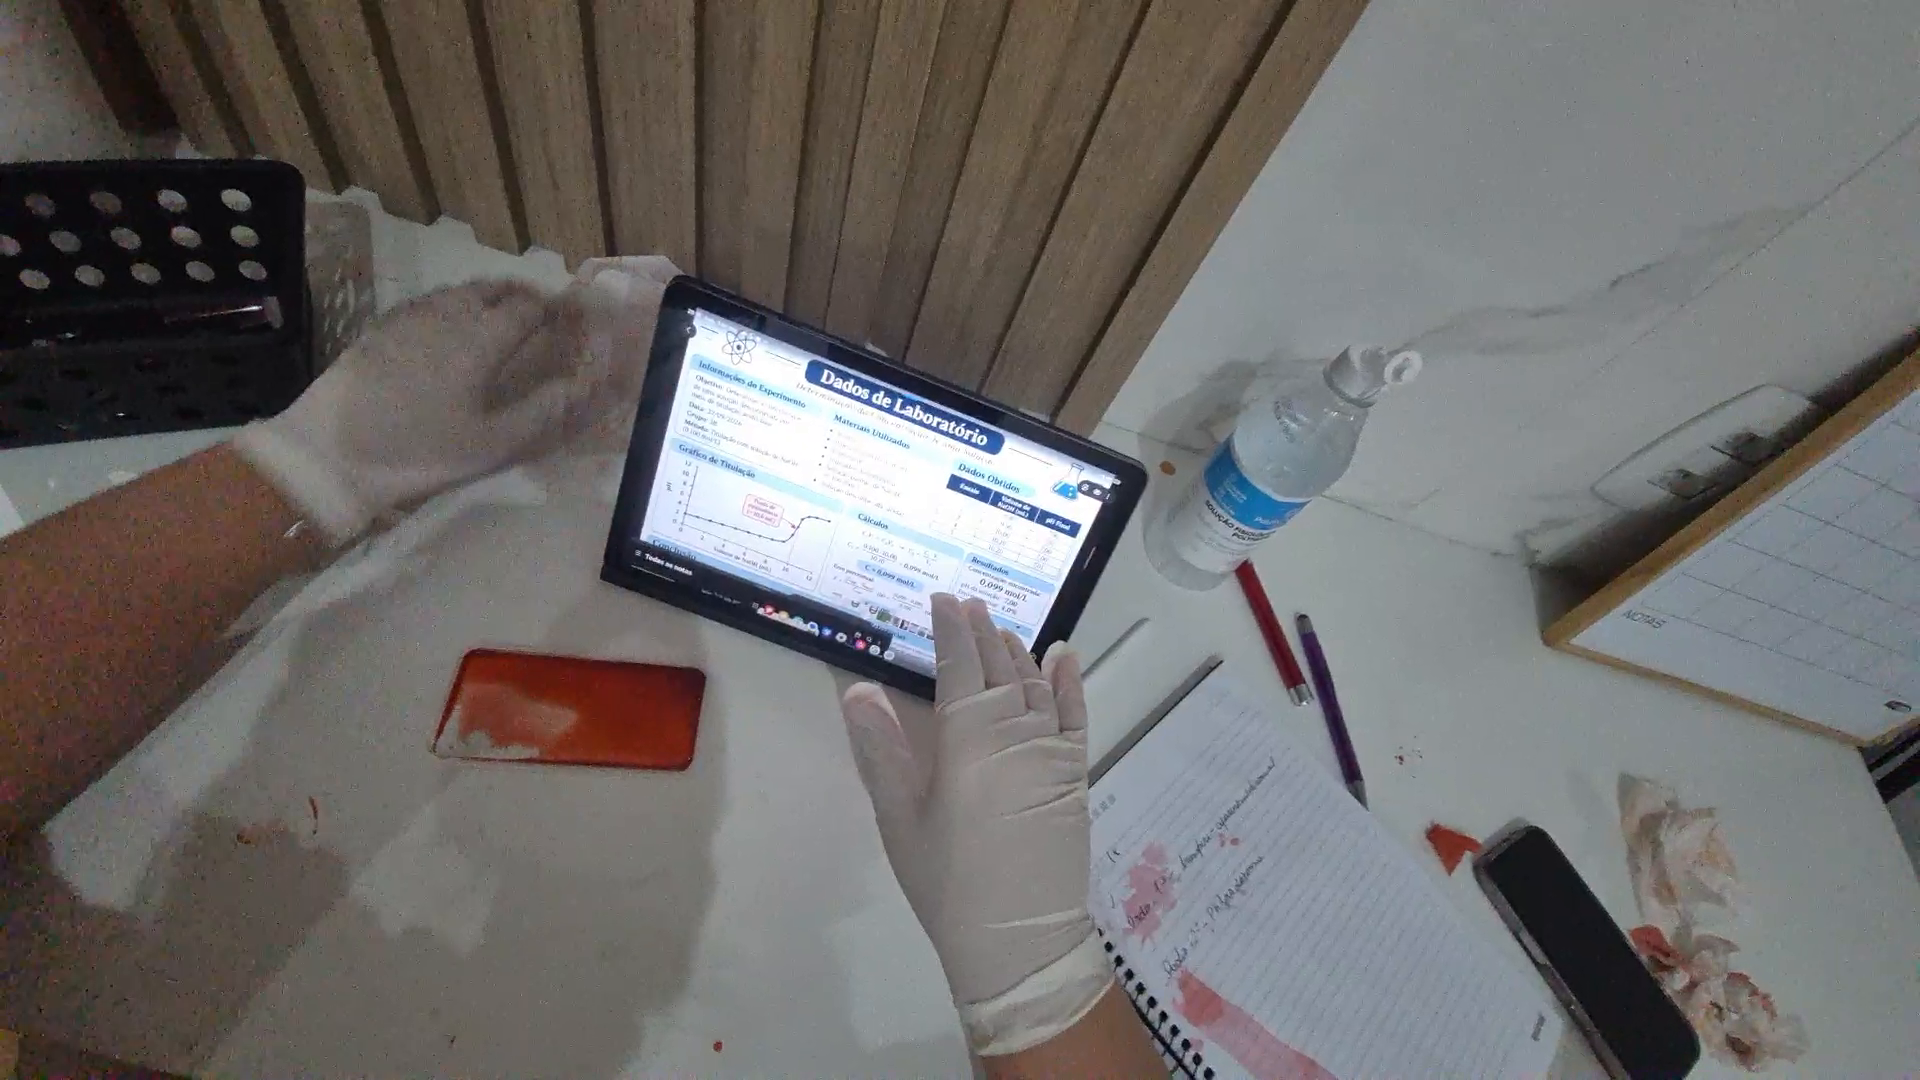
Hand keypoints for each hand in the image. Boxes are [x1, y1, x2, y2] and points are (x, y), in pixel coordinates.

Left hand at [234, 258, 677, 542]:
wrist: (330, 455)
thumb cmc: (424, 452)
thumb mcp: (495, 443)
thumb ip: (544, 409)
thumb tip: (584, 383)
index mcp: (478, 342)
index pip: (525, 309)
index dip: (553, 308)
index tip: (571, 314)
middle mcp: (445, 318)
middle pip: (490, 289)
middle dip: (522, 294)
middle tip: (542, 310)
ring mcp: (407, 320)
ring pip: (456, 291)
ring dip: (488, 295)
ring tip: (505, 312)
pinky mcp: (379, 330)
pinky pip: (428, 301)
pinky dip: (455, 303)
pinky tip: (456, 323)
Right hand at [840, 594, 1111, 1055]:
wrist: (1021, 940)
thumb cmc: (949, 881)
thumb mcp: (900, 820)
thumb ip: (881, 749)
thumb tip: (859, 689)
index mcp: (969, 739)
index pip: (960, 665)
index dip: (950, 628)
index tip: (943, 599)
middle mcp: (1015, 731)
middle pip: (998, 666)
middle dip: (982, 630)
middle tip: (969, 604)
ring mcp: (1052, 748)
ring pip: (1035, 683)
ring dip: (1016, 651)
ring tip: (1000, 629)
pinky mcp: (1076, 770)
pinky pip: (1076, 712)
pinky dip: (1069, 680)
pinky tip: (1064, 655)